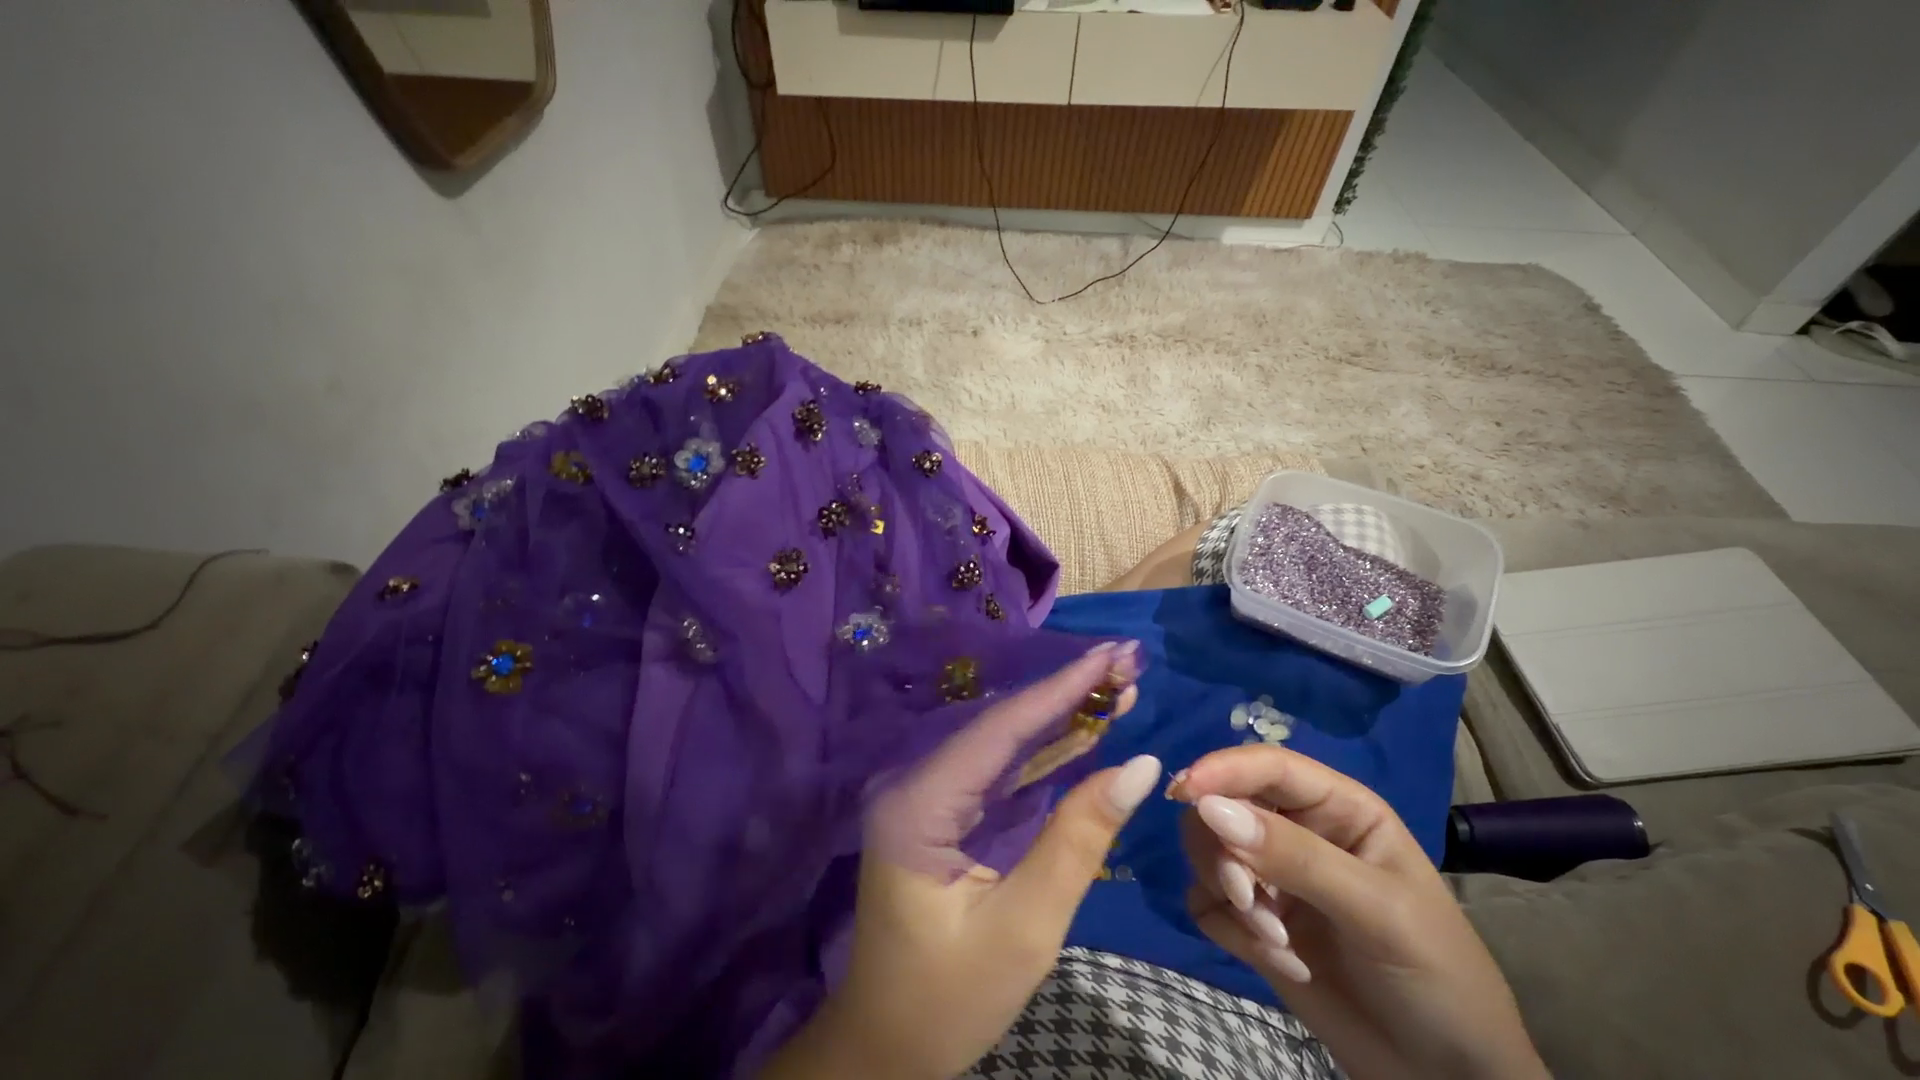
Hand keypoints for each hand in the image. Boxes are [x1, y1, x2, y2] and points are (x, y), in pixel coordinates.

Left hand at [760, 643, 1160, 1079]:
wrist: (886, 1047)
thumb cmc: (950, 997)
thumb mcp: (1026, 925)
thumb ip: (1079, 839)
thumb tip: (1141, 764)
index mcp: (917, 805)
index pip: (999, 730)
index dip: (1060, 689)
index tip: (1114, 654)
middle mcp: (913, 786)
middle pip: (999, 727)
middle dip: (1066, 694)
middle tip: (1129, 664)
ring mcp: (925, 801)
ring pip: (1001, 746)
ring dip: (1060, 718)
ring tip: (1119, 688)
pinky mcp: (939, 819)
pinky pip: (998, 775)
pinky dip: (1044, 755)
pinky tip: (1085, 733)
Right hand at [1174, 745, 1547, 1079]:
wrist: (1443, 1074)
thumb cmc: (1435, 974)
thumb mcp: (1377, 909)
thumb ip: (1294, 856)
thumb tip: (1208, 807)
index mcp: (1339, 809)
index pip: (1269, 767)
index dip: (1223, 769)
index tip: (1183, 791)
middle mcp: (1299, 832)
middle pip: (1223, 806)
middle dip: (1224, 851)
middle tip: (1249, 899)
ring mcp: (1274, 880)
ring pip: (1208, 854)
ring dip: (1231, 896)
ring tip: (1276, 942)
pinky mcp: (1254, 926)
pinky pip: (1208, 904)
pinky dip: (1231, 930)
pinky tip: (1282, 962)